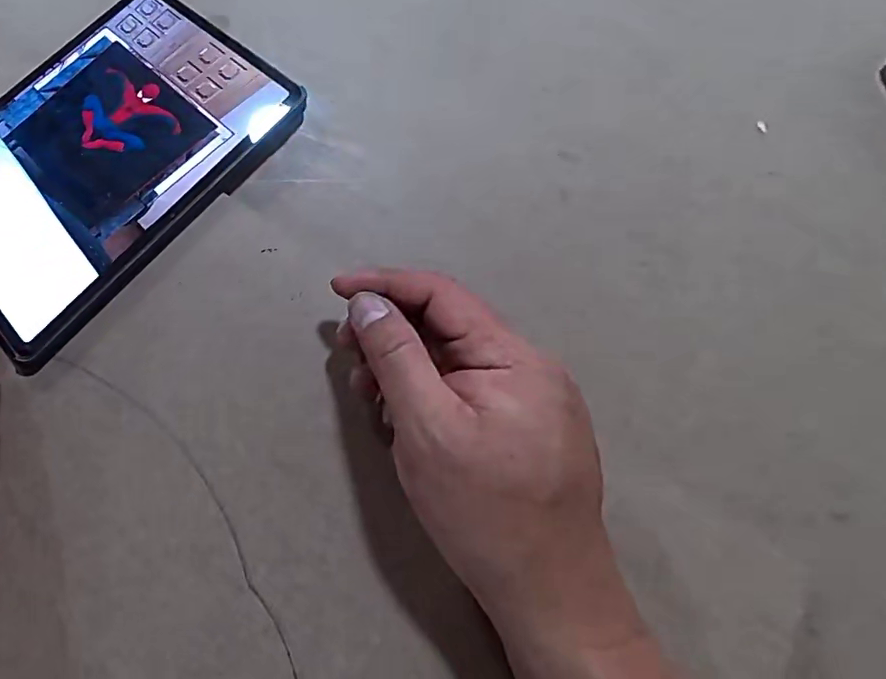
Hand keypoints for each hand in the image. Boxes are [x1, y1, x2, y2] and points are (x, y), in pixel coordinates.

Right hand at [332, 270, 674, 678]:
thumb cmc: (484, 511)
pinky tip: (394, 410)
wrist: (551, 601)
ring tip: (364, 388)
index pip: (441, 295)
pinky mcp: (516, 425)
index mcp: (516, 360)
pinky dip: (418, 387)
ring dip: (398, 361)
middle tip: (344, 347)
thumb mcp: (426, 426)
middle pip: (443, 323)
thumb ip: (395, 355)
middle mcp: (527, 369)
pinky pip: (456, 385)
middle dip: (387, 328)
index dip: (384, 283)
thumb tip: (366, 302)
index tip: (335, 289)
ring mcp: (526, 399)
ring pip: (446, 355)